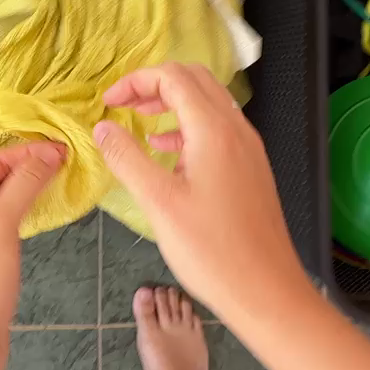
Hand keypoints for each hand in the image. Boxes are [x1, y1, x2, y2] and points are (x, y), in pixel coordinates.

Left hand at [0, 141, 65, 344]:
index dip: (27, 151)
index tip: (62, 148)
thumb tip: (49, 152)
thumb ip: (24, 184)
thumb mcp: (1, 223)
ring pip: (0, 198)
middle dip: (28, 165)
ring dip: (26, 185)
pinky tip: (40, 208)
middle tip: (64, 159)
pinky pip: (3, 219)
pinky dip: (23, 208)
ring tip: (57, 177)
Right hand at [91, 63, 311, 320]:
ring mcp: (247, 147)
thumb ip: (127, 158)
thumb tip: (102, 127)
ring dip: (171, 102)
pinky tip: (167, 150)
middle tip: (123, 106)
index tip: (108, 103)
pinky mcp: (250, 167)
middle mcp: (235, 129)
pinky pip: (217, 127)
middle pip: (193, 79)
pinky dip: (187, 125)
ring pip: (207, 102)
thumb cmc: (211, 251)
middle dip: (154, 84)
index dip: (135, 81)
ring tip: (139, 123)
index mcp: (213, 130)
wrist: (267, 293)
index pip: (173, 77)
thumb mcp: (158, 203)